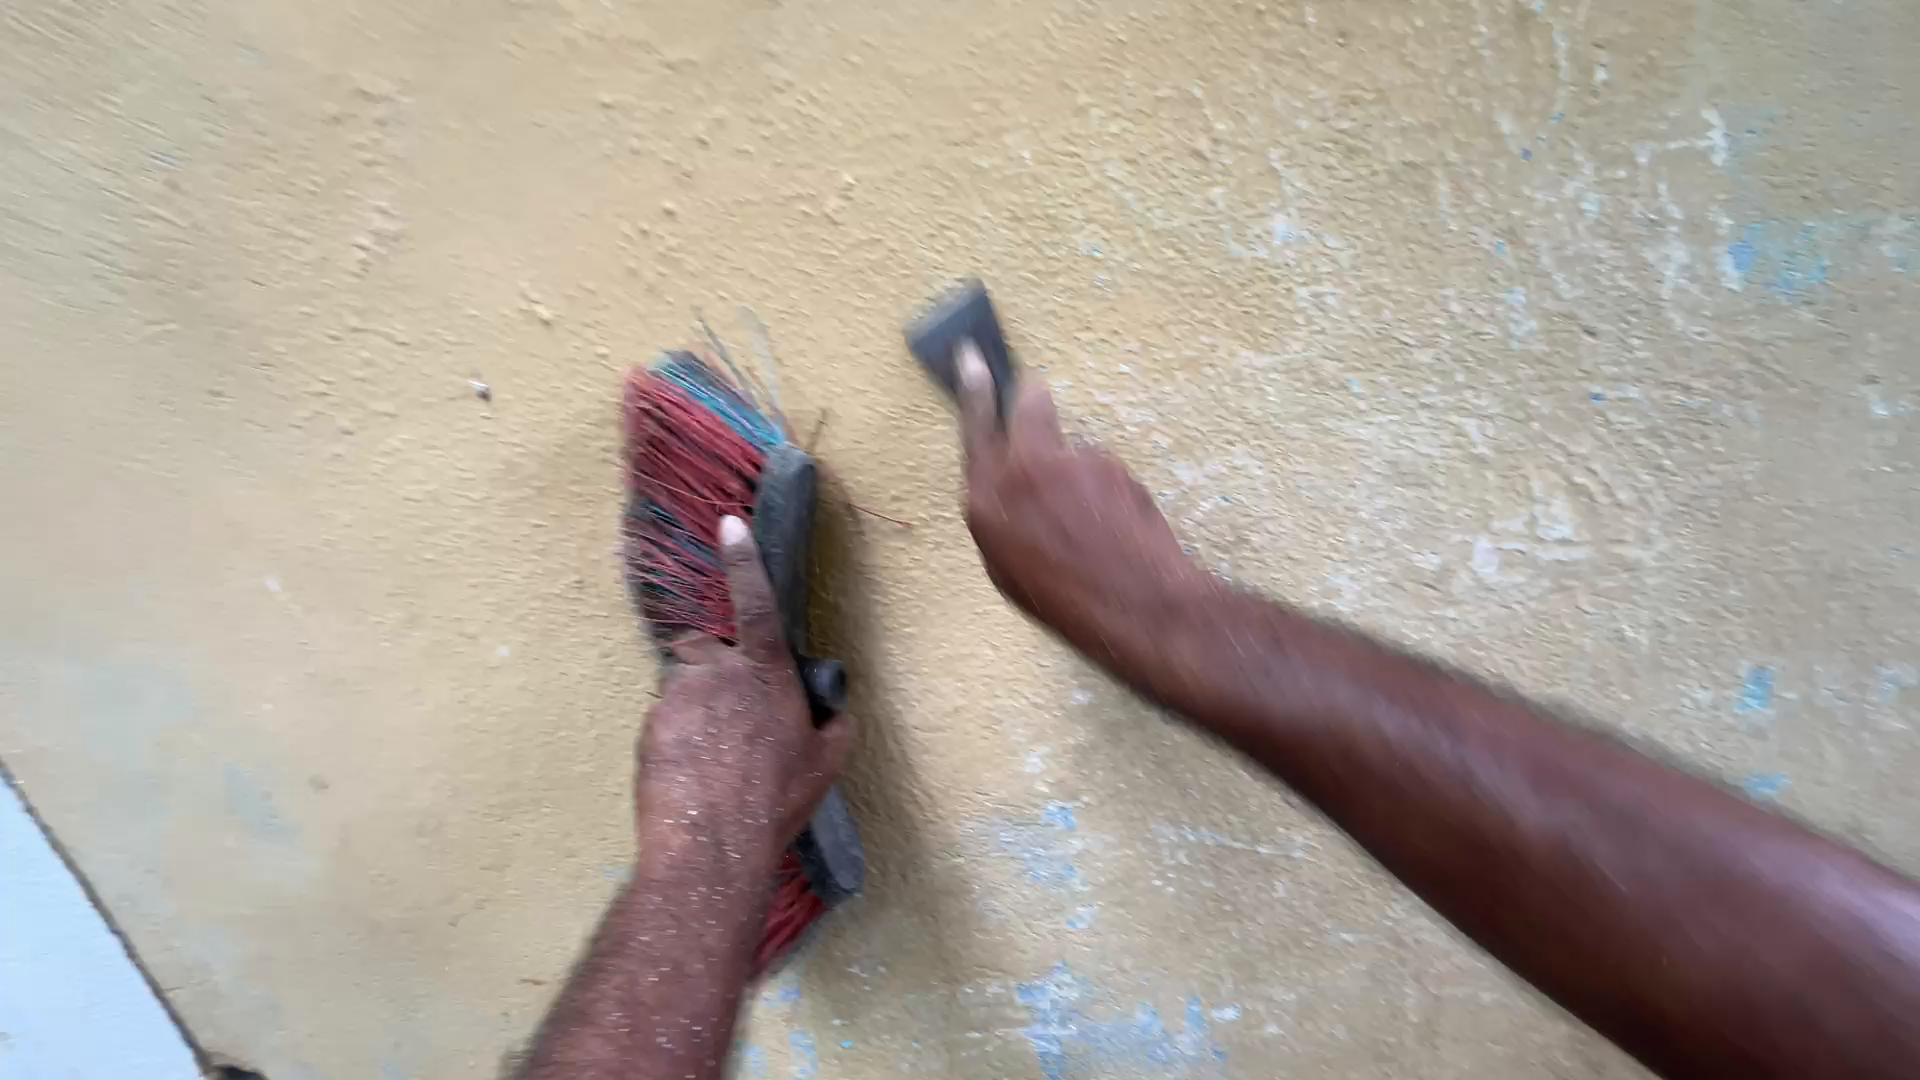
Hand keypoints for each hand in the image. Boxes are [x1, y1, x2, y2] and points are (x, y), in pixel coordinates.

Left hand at [634, 515, 855, 856]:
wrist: (712, 844)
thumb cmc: (778, 797)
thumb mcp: (829, 761)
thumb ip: (835, 722)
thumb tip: (832, 708)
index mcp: (766, 672)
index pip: (758, 603)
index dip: (744, 561)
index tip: (729, 523)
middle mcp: (719, 671)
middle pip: (707, 647)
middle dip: (715, 667)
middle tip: (729, 715)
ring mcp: (679, 696)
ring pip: (683, 681)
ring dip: (694, 702)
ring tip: (709, 751)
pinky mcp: (650, 724)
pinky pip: (663, 714)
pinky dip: (675, 731)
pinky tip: (689, 768)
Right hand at [956, 343, 1203, 657]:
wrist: (1134, 604)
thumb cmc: (1062, 599)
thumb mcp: (1006, 568)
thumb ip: (998, 518)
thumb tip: (1005, 493)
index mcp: (985, 502)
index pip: (973, 427)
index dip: (972, 389)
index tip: (972, 357)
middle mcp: (1021, 470)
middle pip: (1027, 404)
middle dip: (1031, 397)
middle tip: (1037, 397)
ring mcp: (1070, 460)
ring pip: (1071, 447)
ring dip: (1077, 471)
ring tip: (1093, 523)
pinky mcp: (1110, 463)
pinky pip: (1101, 469)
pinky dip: (1105, 489)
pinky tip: (1115, 524)